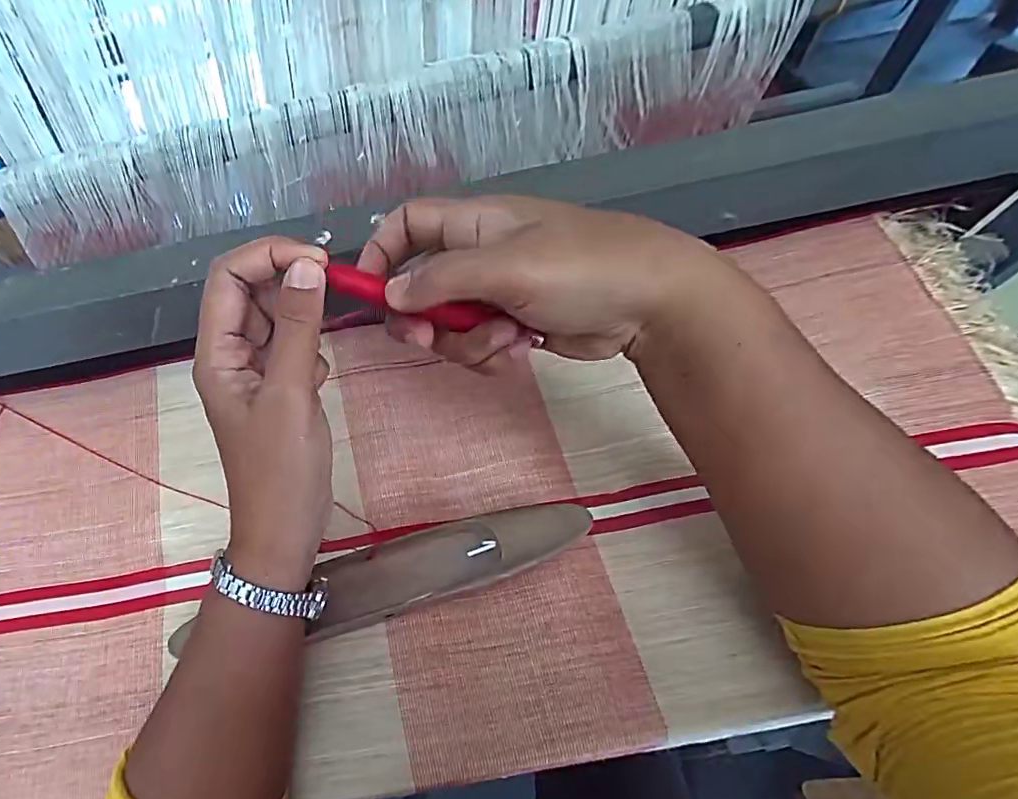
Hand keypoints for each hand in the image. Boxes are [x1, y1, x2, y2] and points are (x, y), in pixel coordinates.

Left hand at [194, 237, 333, 590]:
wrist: (284, 531)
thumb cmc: (281, 472)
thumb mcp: (290, 394)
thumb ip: (296, 327)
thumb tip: (305, 265)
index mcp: (216, 356)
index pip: (227, 277)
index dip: (267, 256)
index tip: (316, 260)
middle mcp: (228, 359)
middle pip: (250, 294)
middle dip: (289, 286)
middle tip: (332, 294)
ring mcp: (251, 377)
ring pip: (274, 322)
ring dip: (302, 326)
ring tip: (315, 365)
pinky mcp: (275, 394)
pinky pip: (288, 351)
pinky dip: (307, 355)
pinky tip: (316, 383)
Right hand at [357, 195, 739, 369]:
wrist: (650, 303)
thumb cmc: (583, 266)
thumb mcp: (507, 266)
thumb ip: (442, 279)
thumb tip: (389, 295)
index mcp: (473, 225)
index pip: (408, 224)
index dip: (381, 252)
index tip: (367, 291)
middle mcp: (478, 257)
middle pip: (418, 290)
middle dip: (422, 320)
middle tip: (429, 339)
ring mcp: (495, 294)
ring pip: (447, 327)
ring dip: (469, 343)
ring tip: (509, 338)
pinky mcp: (511, 326)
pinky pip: (476, 347)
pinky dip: (492, 355)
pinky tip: (524, 347)